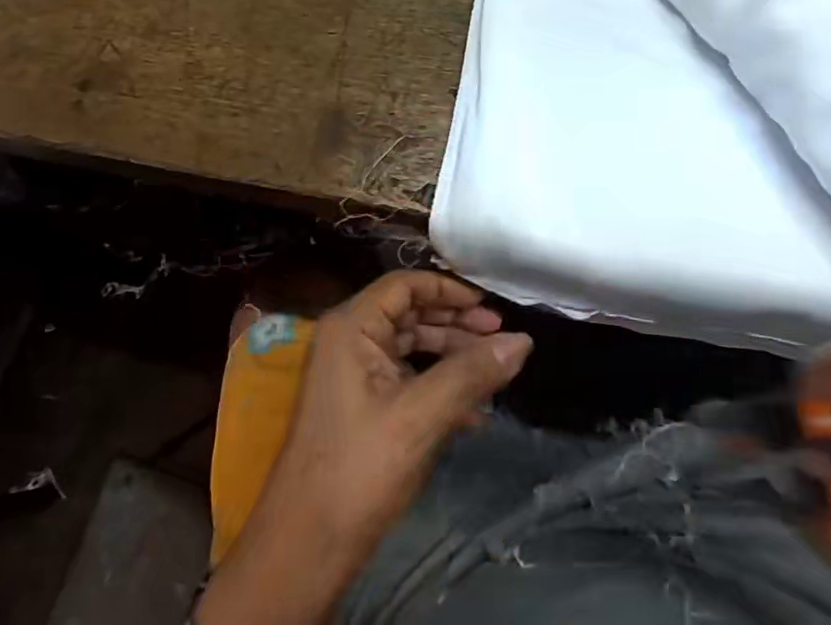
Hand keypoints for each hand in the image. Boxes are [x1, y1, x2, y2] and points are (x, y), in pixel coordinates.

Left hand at [196, 271, 532, 624]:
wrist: (306, 545)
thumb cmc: (360, 467)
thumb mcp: (422, 414)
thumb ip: (472, 372)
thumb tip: (523, 341)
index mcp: (352, 327)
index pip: (405, 284)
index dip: (449, 289)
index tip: (491, 306)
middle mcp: (349, 341)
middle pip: (410, 313)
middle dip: (457, 323)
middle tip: (501, 336)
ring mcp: (353, 374)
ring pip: (412, 348)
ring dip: (453, 357)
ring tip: (496, 373)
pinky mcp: (361, 406)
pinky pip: (407, 379)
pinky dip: (439, 387)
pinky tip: (475, 413)